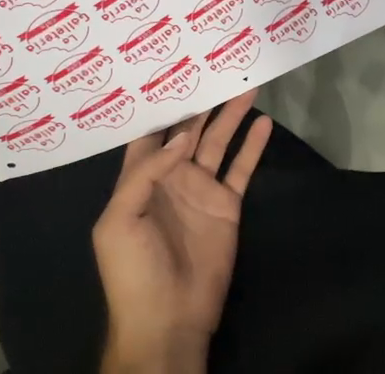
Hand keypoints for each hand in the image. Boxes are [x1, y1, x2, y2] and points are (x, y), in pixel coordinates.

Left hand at [94, 92, 274, 373]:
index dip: (160, 106)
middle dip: (202, 102)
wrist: (168, 317)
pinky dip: (254, 144)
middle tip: (219, 67)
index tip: (175, 72)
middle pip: (189, 130)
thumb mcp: (119, 221)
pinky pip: (242, 167)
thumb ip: (148, 173)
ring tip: (248, 85)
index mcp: (139, 181)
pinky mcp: (228, 203)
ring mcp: (202, 189)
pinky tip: (265, 122)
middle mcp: (172, 178)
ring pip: (218, 141)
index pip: (150, 135)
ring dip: (231, 115)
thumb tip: (185, 132)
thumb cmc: (133, 270)